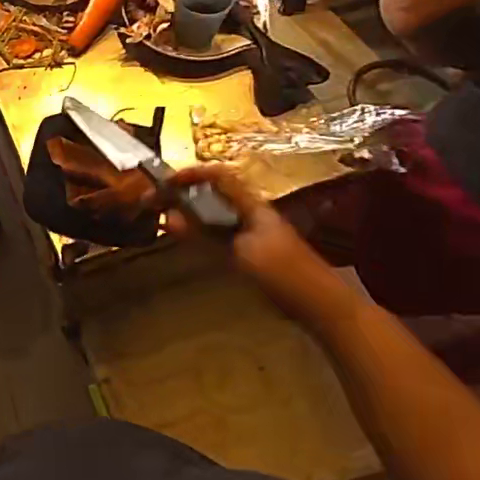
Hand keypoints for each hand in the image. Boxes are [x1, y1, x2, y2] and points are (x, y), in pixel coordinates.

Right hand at [166, 166, 359, 326]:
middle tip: (157, 202)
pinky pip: (221, 230)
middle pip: (214, 192)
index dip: (191, 173)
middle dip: (185, 193)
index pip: (218, 175)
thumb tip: (168, 217)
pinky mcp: (255, 251)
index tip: (163, 182)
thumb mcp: (238, 253)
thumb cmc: (282, 273)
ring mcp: (255, 231)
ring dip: (191, 211)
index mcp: (252, 205)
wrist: (321, 306)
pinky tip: (189, 239)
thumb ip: (204, 235)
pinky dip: (201, 230)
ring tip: (165, 217)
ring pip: (216, 212)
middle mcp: (253, 212)